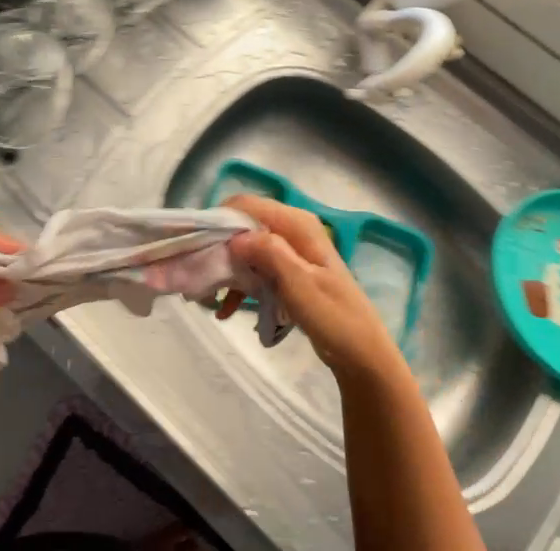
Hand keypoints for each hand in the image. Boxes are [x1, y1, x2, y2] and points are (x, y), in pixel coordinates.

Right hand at [216, 195, 403, 380]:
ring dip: (226, 269)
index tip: (198, 246)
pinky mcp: (288, 273)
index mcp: (296, 224)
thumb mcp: (300, 283)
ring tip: (207, 295)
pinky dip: (240, 286)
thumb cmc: (334, 317)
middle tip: (198, 273)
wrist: (361, 353)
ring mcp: (290, 252)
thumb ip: (269, 253)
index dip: (219, 220)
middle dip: (218, 247)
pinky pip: (256, 269)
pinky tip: (226, 309)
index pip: (246, 205)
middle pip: (243, 226)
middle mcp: (292, 230)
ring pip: (246, 249)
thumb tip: (234, 237)